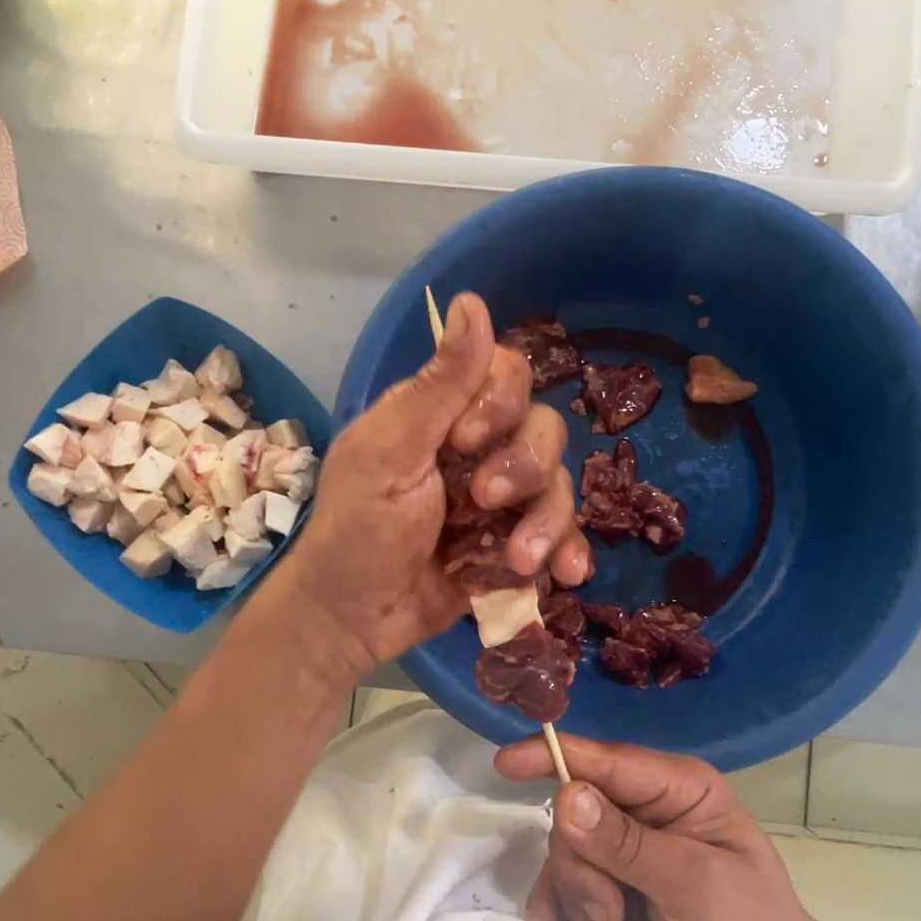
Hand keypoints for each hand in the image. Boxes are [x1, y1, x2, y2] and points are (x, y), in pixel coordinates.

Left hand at [272, 293, 593, 670]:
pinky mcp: (514, 545)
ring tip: (518, 556)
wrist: (353, 619)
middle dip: (524, 465)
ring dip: (546, 519)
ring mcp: (500, 501)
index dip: (499, 405)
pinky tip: (566, 573)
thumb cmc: (356, 529)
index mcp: (442, 416)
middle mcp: (479, 450)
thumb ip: (437, 386)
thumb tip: (471, 300)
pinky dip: (566, 551)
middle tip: (481, 499)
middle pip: (543, 429)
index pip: (505, 377)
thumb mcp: (388, 452)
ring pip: (557, 484)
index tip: (461, 441)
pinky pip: (560, 535)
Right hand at [495, 735, 828, 920]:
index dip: (552, 755)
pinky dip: (571, 909)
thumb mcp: (695, 888)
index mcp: (678, 787)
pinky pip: (571, 880)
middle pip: (577, 812)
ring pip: (570, 850)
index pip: (605, 758)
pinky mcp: (617, 878)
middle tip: (611, 916)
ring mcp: (631, 843)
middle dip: (584, 870)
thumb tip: (566, 795)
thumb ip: (628, 844)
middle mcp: (648, 805)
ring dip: (583, 899)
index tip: (504, 764)